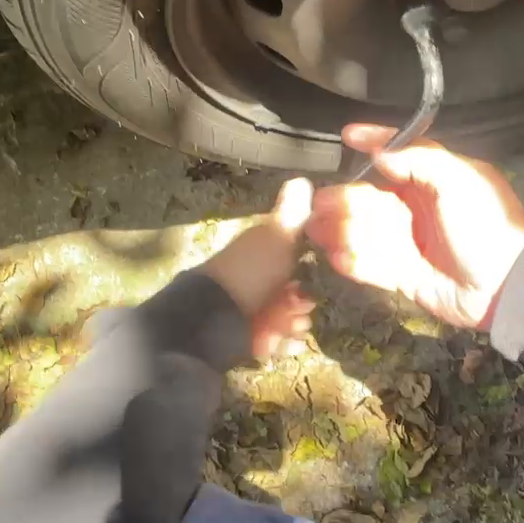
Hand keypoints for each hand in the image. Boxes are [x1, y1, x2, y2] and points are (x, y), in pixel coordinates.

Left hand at [200, 178, 316, 358]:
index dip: (310, 274)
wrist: (214, 317)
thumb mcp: (277, 236)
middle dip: (303, 305)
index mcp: (261, 254)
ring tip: (288, 329)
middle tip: (298, 310)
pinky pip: (275, 343)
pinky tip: (282, 343)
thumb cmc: (250, 272)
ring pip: (288, 321)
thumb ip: (294, 213)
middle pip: (295, 296)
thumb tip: (302, 178)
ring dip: (294, 326)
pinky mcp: (246, 338)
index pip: (296, 263)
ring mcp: (251, 311)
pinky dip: (282, 344)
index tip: (310, 283)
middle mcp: (256, 281)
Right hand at [307, 125, 523, 329]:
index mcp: (436, 179)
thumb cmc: (487, 224)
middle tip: (320, 203)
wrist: (507, 285)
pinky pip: (372, 265)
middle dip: (345, 199)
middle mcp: (419, 207)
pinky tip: (338, 256)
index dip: (375, 142)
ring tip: (318, 231)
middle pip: (372, 198)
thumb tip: (381, 152)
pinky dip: (354, 260)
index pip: (400, 153)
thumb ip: (421, 160)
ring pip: (367, 231)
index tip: (348, 136)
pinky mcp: (404, 276)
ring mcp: (410, 242)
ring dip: (342, 230)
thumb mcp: (460, 180)